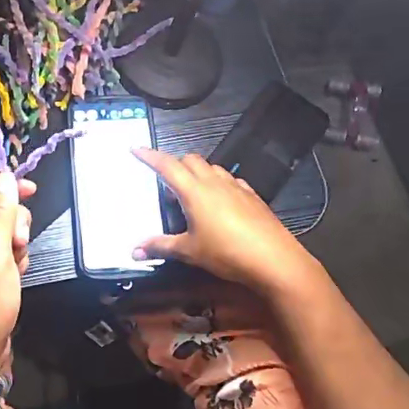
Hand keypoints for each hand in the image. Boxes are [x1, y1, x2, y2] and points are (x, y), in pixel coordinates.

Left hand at [0, 171, 35, 364]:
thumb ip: (0, 213)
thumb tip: (6, 177)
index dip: (2, 183)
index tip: (31, 192)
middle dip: (15, 218)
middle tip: (18, 243)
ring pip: (5, 230)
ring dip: (19, 240)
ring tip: (18, 264)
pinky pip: (8, 252)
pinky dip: (18, 258)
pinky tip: (18, 275)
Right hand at [131, 148, 323, 298]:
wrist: (273, 258)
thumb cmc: (227, 252)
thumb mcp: (189, 252)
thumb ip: (161, 247)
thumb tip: (135, 251)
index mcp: (194, 191)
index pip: (166, 165)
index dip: (149, 156)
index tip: (137, 149)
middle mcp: (214, 182)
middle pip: (190, 160)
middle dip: (174, 163)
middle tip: (164, 179)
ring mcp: (235, 187)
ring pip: (211, 167)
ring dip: (197, 172)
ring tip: (190, 191)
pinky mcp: (251, 196)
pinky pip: (230, 180)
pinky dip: (218, 183)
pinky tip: (219, 200)